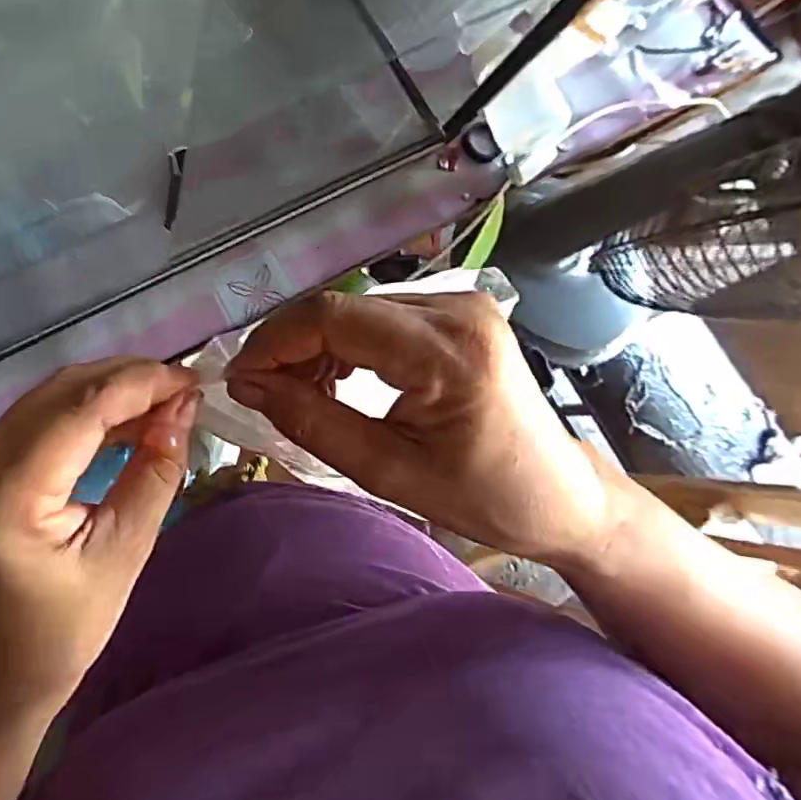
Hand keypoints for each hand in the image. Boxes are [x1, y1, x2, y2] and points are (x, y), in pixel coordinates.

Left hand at [0, 359, 198, 705]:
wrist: (6, 655)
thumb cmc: (69, 624)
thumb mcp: (125, 551)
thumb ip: (155, 473)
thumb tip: (183, 407)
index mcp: (7, 497)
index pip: (80, 414)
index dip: (139, 385)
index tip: (190, 379)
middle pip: (62, 393)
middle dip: (128, 381)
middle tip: (182, 387)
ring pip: (52, 395)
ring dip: (109, 390)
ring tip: (162, 400)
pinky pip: (40, 413)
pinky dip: (87, 408)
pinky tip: (126, 416)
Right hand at [224, 291, 627, 567]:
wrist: (561, 494)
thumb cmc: (486, 496)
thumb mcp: (388, 470)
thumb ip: (311, 422)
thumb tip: (248, 386)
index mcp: (448, 350)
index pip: (331, 318)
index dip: (273, 343)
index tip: (239, 379)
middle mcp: (454, 308)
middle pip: (335, 308)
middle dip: (285, 347)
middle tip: (259, 390)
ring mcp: (455, 303)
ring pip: (347, 309)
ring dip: (308, 347)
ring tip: (294, 392)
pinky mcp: (450, 311)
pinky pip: (370, 316)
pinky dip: (335, 345)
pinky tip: (328, 379)